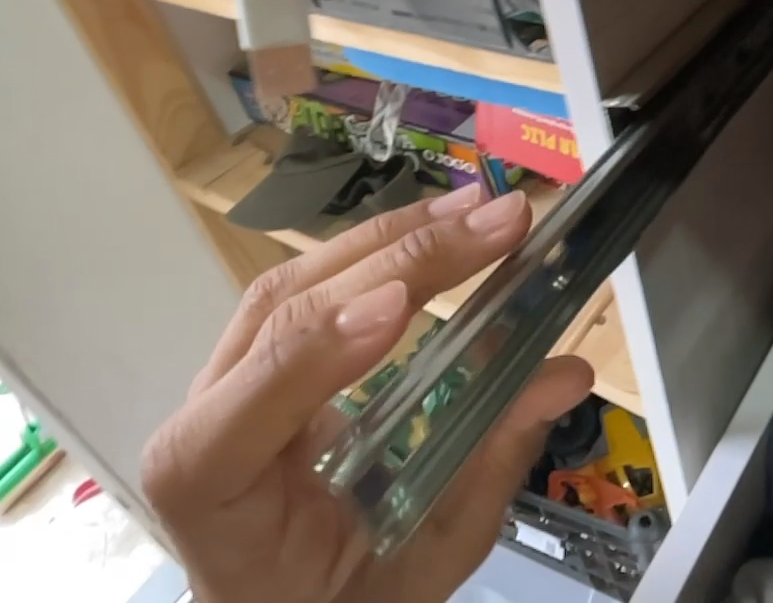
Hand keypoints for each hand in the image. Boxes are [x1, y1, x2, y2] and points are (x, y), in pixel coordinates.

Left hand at [141, 187, 594, 602]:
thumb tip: (567, 373)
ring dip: (393, 233)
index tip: (403, 309)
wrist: (287, 601)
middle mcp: (204, 415)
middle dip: (399, 258)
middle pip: (284, 311)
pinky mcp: (268, 343)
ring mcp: (230, 369)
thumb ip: (490, 465)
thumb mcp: (427, 557)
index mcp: (212, 495)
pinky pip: (316, 276)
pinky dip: (383, 243)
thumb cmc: (348, 596)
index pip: (246, 410)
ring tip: (477, 208)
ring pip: (297, 274)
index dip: (319, 349)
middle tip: (498, 223)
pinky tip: (439, 222)